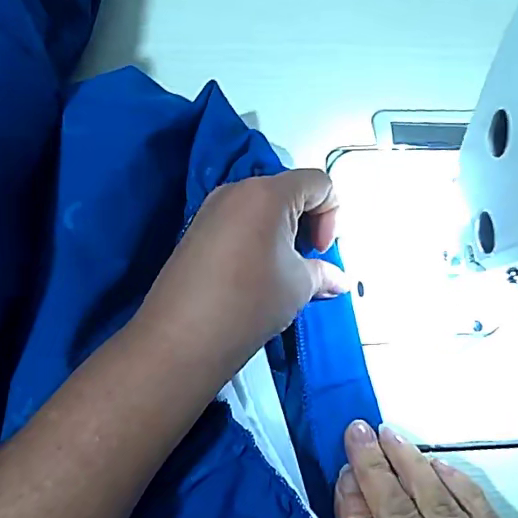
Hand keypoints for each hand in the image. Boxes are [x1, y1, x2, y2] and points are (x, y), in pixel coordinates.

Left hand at [133, 169, 348, 379]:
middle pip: (287, 191)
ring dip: (279, 234)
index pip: (318, 182)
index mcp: (268, 193)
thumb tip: (336, 280)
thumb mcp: (297, 286)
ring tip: (277, 274)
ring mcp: (210, 209)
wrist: (181, 335)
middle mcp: (236, 190)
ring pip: (260, 208)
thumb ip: (322, 273)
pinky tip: (251, 277)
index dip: (331, 215)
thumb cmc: (248, 301)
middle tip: (303, 262)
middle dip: (304, 224)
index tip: (319, 251)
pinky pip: (236, 223)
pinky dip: (254, 240)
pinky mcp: (195, 230)